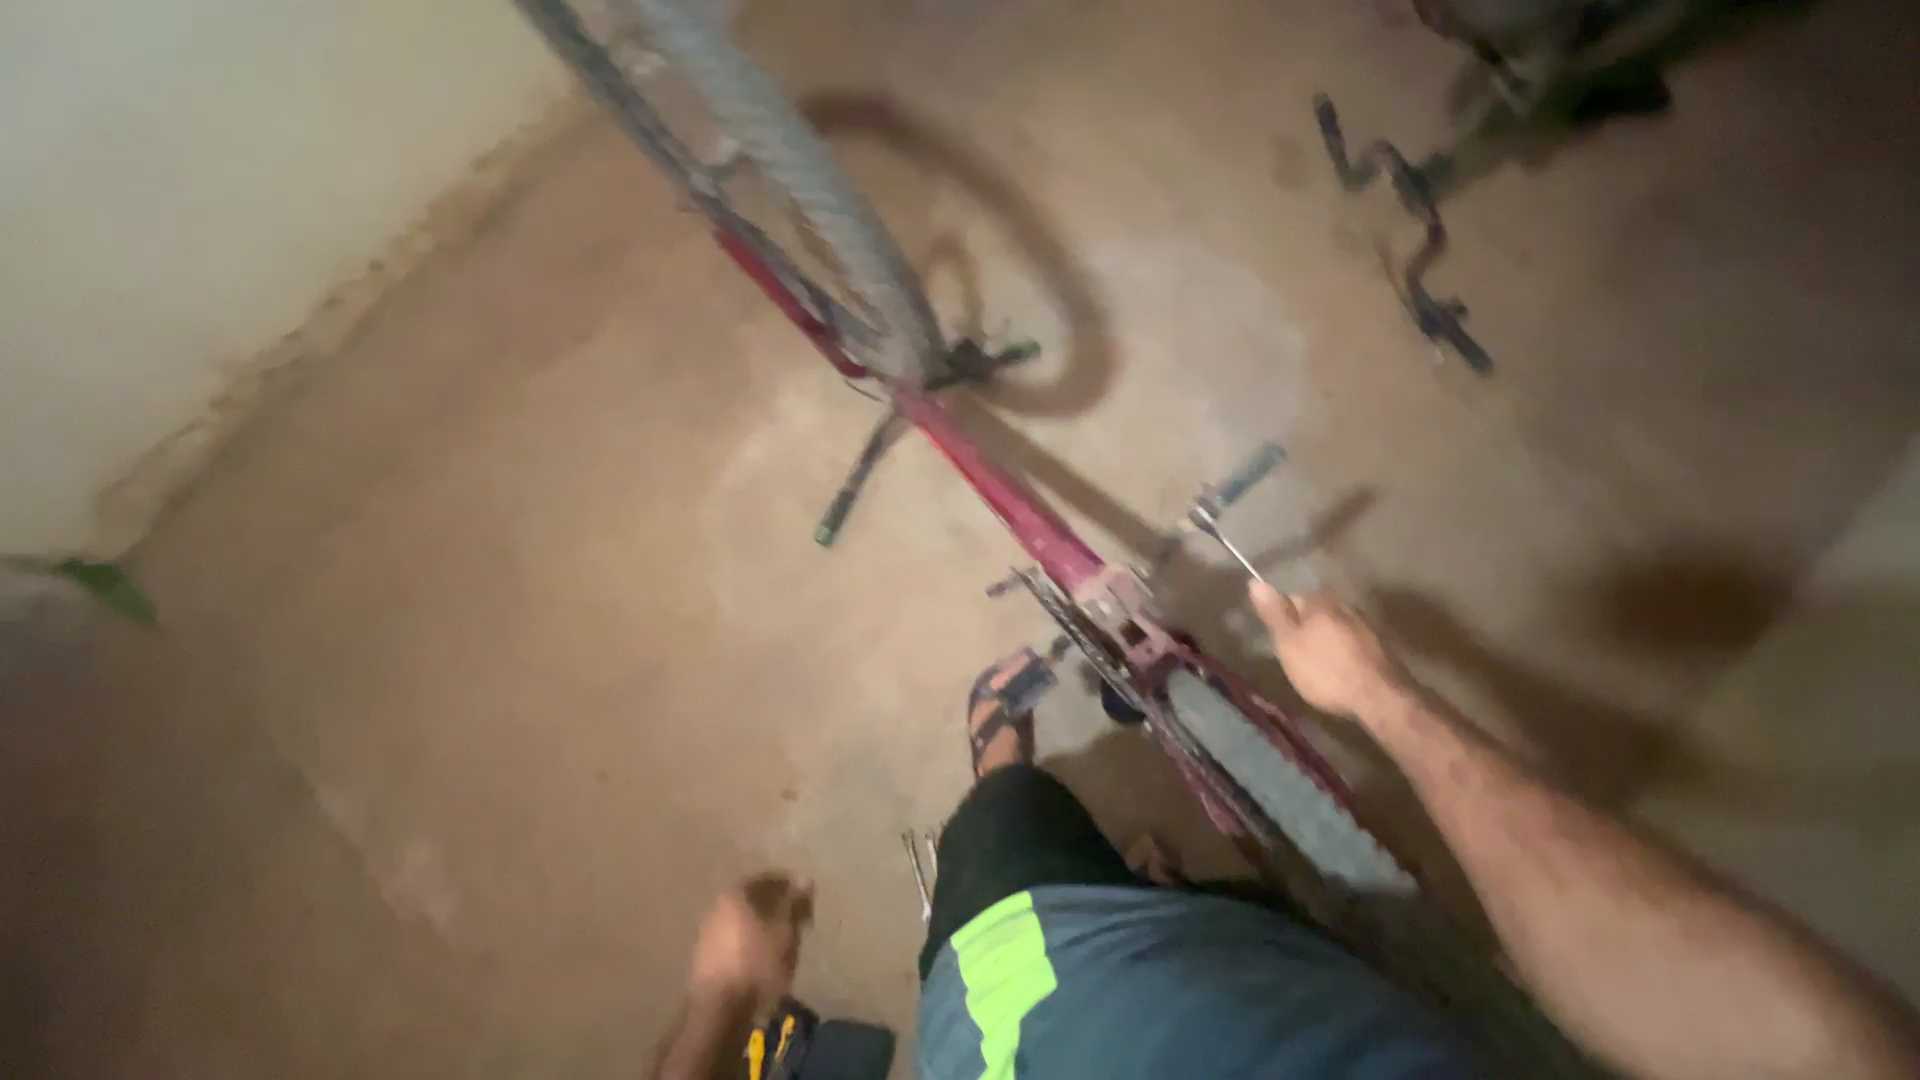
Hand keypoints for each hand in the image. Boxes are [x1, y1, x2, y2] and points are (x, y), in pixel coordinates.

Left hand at [686, 872, 813, 1014]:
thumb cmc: (757, 963)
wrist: (718, 1012)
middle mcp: (717, 908)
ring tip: (785, 944)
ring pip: (745, 922)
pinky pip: (736, 942)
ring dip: (766, 928)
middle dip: (778, 908)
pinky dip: (753, 945)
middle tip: (800, 923)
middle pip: (754, 899)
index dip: (792, 887)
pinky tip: (765, 961)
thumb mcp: (786, 931)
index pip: (769, 878)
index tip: (808, 902)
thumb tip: (804, 879)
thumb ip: (796, 902)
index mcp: (735, 894)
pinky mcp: (706, 960)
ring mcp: (708, 935)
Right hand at [1249, 581, 1408, 717]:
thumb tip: (1255, 581)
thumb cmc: (1325, 670)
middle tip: (1295, 656)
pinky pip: (1351, 642)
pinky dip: (1342, 652)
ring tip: (1317, 665)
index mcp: (1319, 602)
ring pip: (1335, 627)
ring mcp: (1366, 625)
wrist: (1379, 698)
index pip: (1292, 598)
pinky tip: (1339, 671)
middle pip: (1315, 612)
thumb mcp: (1288, 643)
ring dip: (1325, 641)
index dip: (1282, 620)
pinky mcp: (1380, 646)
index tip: (1279, 642)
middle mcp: (1344, 605)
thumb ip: (1274, 613)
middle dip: (1305, 629)